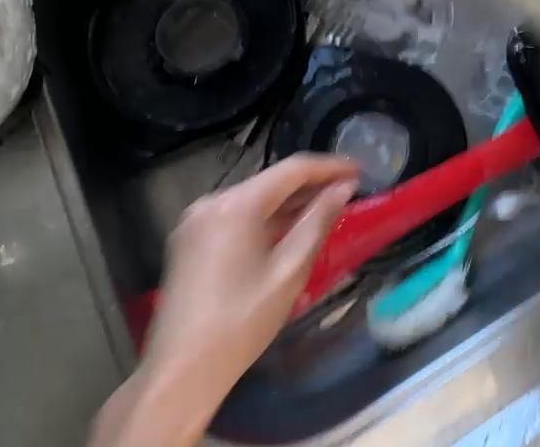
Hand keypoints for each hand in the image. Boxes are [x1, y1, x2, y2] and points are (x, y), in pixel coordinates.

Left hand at [131, 155, 358, 421]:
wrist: (180, 372)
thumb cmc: (242, 321)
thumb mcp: (289, 271)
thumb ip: (318, 221)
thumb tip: (343, 188)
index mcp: (236, 204)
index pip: (292, 169)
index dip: (329, 167)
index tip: (359, 170)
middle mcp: (211, 202)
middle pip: (270, 182)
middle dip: (310, 185)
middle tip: (347, 190)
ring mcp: (194, 221)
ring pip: (252, 198)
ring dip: (288, 202)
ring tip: (324, 208)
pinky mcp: (188, 240)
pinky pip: (234, 215)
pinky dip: (263, 217)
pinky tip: (286, 228)